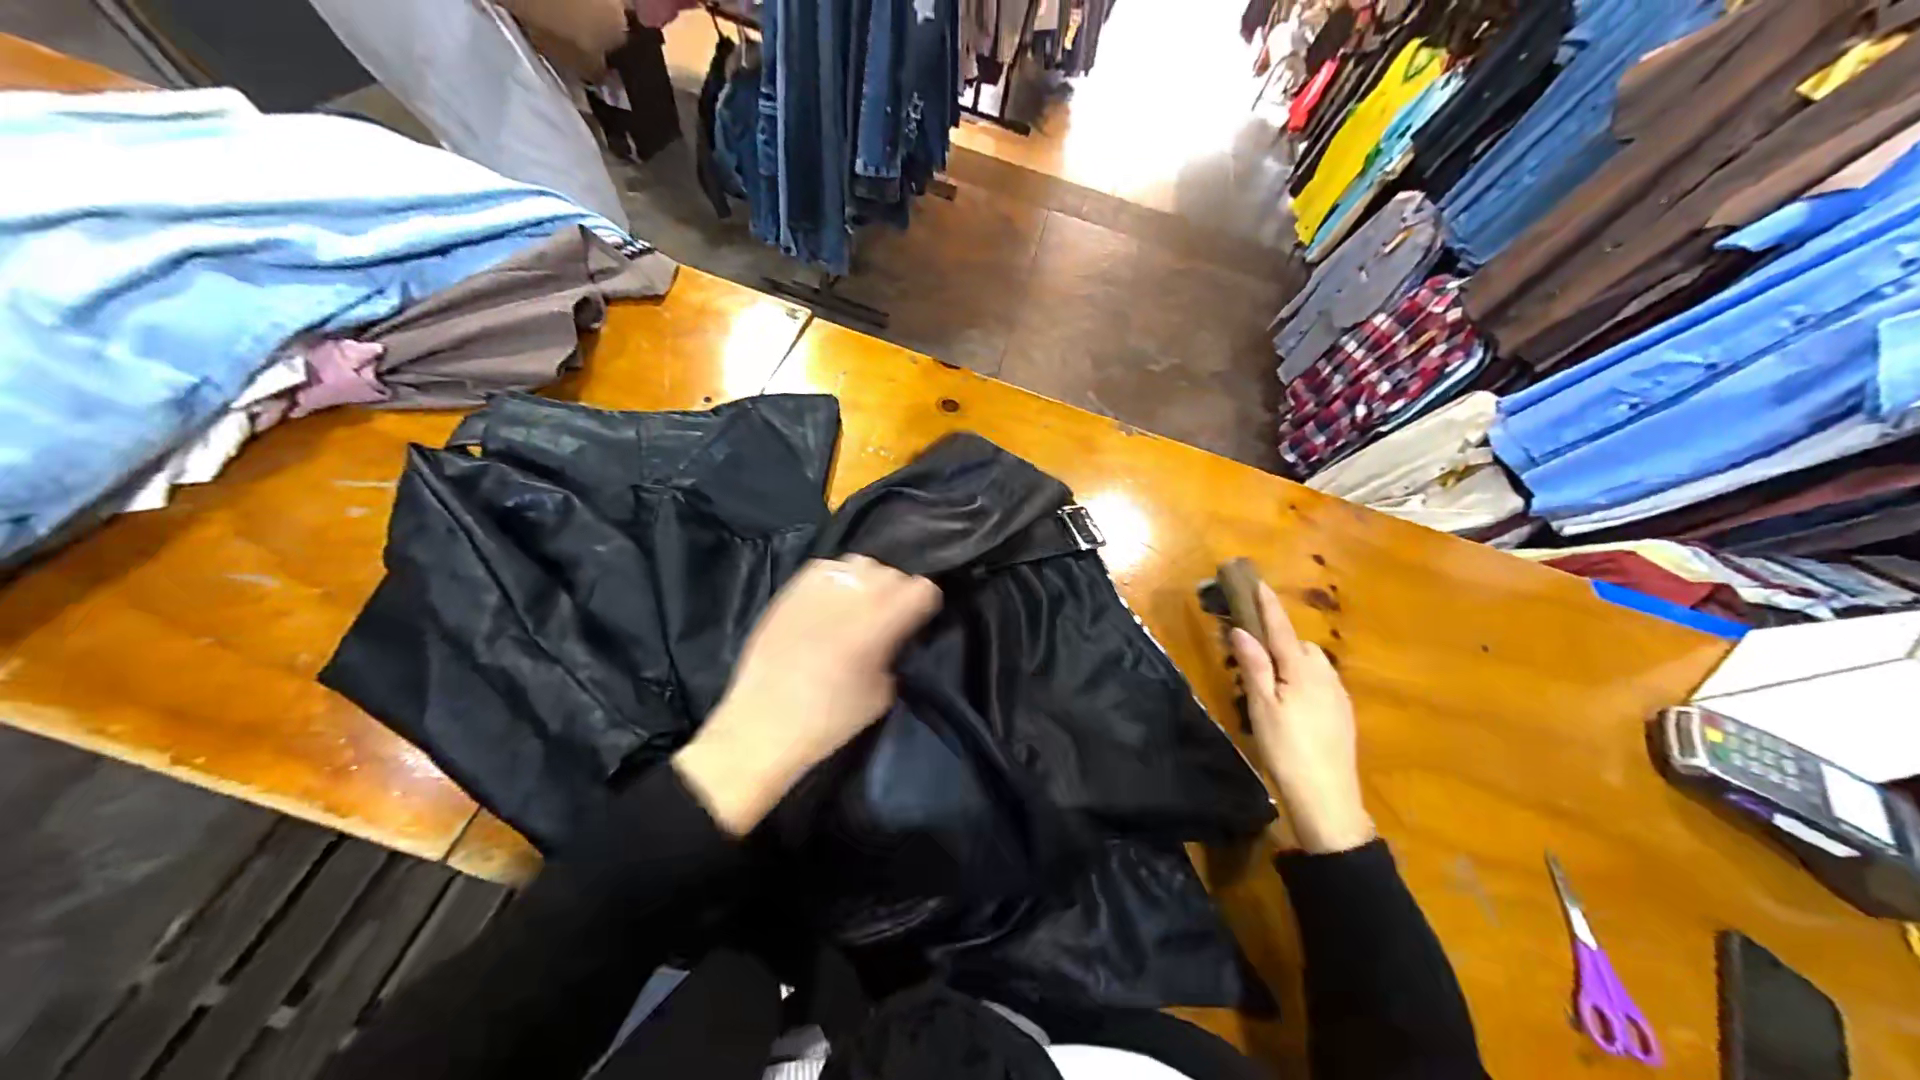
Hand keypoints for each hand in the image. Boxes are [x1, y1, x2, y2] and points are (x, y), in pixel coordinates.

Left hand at [673, 555, 941, 835]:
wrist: (762, 726)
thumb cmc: (828, 722)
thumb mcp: (880, 694)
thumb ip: (893, 652)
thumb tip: (896, 635)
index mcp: (876, 628)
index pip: (920, 589)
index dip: (927, 600)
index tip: (923, 614)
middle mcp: (848, 601)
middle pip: (891, 572)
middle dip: (899, 589)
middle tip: (894, 612)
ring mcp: (816, 593)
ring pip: (859, 563)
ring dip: (869, 580)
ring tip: (864, 602)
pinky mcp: (790, 593)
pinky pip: (824, 568)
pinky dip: (838, 577)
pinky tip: (836, 598)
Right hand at [1228, 579, 1373, 853]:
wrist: (1328, 798)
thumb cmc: (1287, 750)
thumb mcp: (1261, 707)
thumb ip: (1254, 667)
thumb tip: (1242, 630)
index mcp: (1301, 671)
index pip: (1281, 630)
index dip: (1268, 606)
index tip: (1259, 582)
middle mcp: (1325, 676)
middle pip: (1298, 645)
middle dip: (1277, 640)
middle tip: (1250, 654)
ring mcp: (1337, 695)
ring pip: (1312, 663)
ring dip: (1291, 660)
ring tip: (1269, 680)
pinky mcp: (1342, 713)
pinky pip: (1321, 681)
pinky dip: (1303, 677)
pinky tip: (1291, 700)